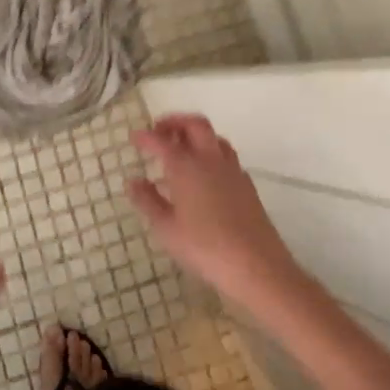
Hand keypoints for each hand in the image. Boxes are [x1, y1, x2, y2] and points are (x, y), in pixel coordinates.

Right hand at [127, 113, 295, 304]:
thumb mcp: (167, 229)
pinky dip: (211, 153)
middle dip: (175, 122)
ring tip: (182, 148)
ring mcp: (232, 171)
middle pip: (194, 124)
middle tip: (159, 131)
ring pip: (214, 138)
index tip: (134, 136)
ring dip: (196, 134)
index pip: (161, 141)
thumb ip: (147, 201)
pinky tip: (206, 175)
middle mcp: (210, 160)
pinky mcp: (247, 185)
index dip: (145, 136)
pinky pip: (227, 156)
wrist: (257, 267)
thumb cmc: (205, 248)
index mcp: (186, 166)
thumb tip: (133, 181)